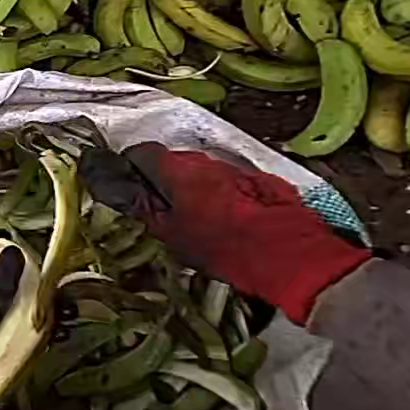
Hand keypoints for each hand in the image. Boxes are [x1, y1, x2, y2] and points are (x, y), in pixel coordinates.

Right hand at [80, 143, 369, 323]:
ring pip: (199, 173)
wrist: (296, 257)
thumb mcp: (170, 233)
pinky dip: (220, 196)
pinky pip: (226, 183)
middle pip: (170, 161)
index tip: (130, 190)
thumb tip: (113, 185)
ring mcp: (233, 169)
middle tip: (161, 212)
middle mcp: (202, 160)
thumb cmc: (224, 246)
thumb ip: (141, 206)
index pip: (139, 152)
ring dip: (192, 189)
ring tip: (195, 220)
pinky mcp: (260, 182)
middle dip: (162, 181)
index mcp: (175, 168)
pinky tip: (227, 222)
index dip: (130, 168)